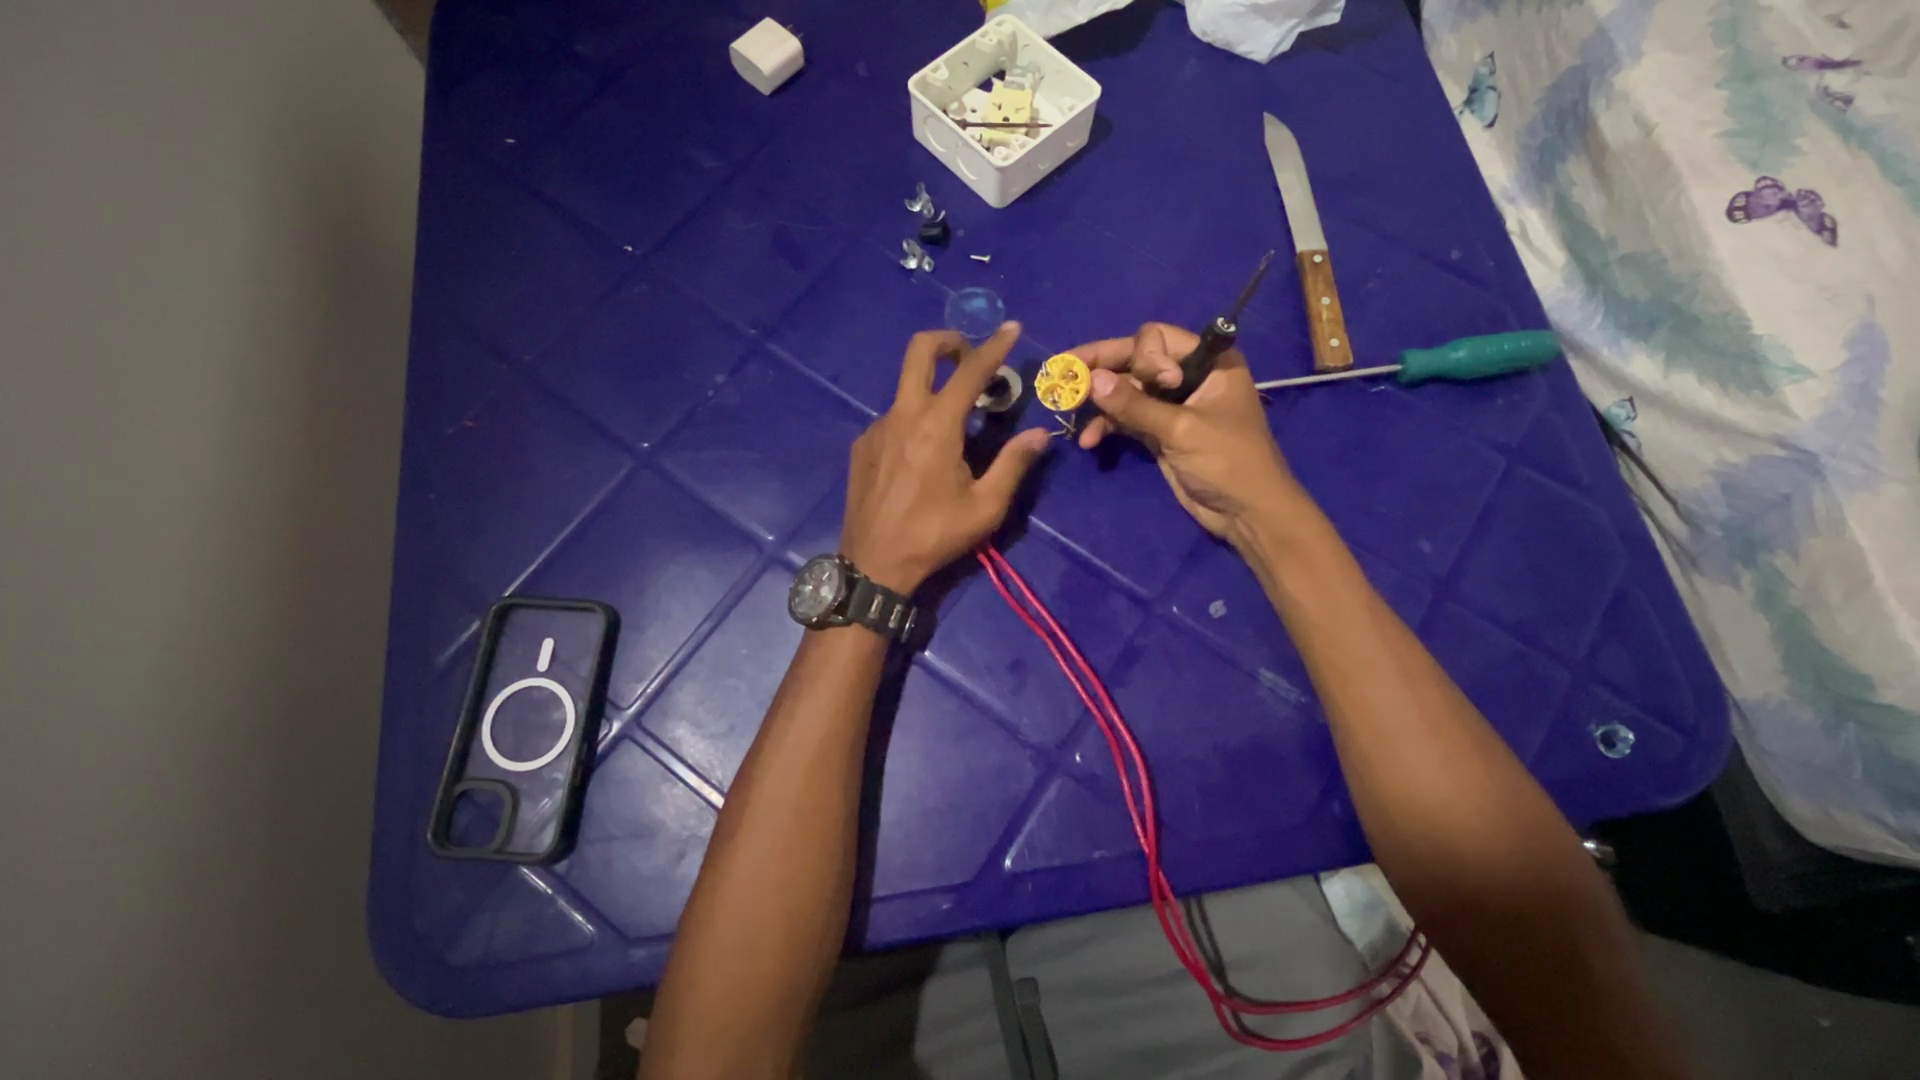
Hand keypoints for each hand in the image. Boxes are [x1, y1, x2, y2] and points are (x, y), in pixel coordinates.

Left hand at [841, 325, 1051, 592]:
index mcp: (937, 426)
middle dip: (948, 340)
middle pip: (919, 351)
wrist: (874, 564)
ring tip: (953, 432)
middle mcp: (903, 415)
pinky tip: (921, 459)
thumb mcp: (985, 507)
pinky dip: (913, 423)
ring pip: (906, 391)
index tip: (1011, 328)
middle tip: (969, 355)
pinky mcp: (862, 446)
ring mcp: (877, 428)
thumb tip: (1040, 435)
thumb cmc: (935, 536)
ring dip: (932, 393)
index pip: (970, 370)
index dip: (994, 345)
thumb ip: (1013, 464)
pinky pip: (893, 420)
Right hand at [1071, 322, 1304, 544]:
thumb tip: (1091, 379)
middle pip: (1134, 360)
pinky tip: (1090, 440)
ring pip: (1125, 389)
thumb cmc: (1228, 462)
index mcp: (1209, 361)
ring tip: (1069, 411)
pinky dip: (1107, 425)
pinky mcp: (1159, 430)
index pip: (1157, 338)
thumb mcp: (1181, 429)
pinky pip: (1125, 417)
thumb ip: (1134, 404)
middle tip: (1062, 371)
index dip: (1144, 357)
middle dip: (1101, 370)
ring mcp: (1171, 404)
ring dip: (1100, 403)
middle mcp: (1188, 375)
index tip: (1161, 386)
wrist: (1245, 512)